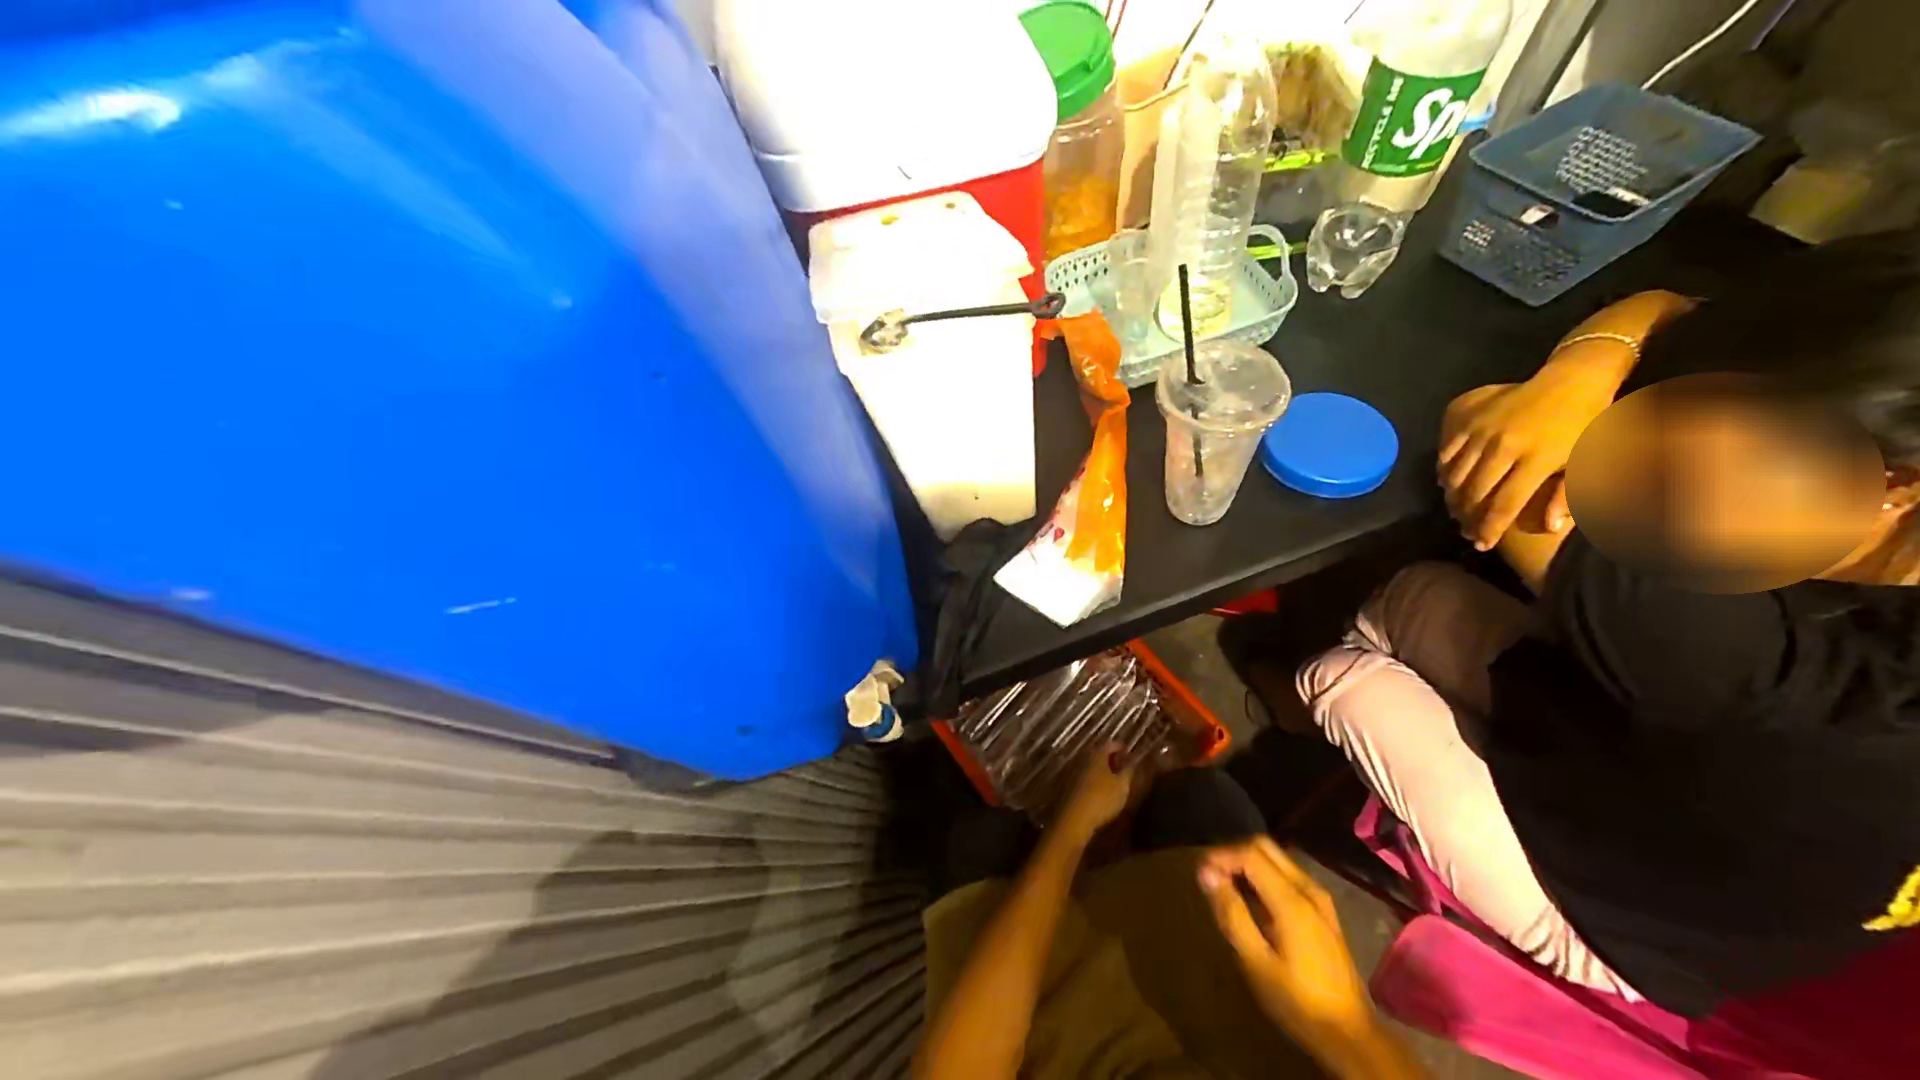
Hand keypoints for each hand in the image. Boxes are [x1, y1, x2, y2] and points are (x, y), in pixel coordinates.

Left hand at [1053, 743, 1133, 842]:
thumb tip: (1132, 761)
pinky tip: (1101, 789)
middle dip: (1111, 758)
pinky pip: (1086, 777)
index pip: (1109, 744)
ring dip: (1103, 769)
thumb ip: (1128, 771)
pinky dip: (1095, 779)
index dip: (1120, 747)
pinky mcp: (1070, 785)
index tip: (1129, 752)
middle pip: (1099, 754)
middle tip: (1123, 765)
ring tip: (1115, 778)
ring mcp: (1074, 772)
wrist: (1075, 818)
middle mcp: (1083, 759)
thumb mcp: (1122, 786)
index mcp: (1096, 755)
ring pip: (1092, 766)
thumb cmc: (1102, 798)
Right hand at [1199, 837, 1374, 1041]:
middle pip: (1265, 847)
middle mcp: (1308, 889)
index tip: (1201, 874)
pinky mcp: (1323, 908)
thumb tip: (1206, 873)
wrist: (1349, 1033)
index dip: (1221, 856)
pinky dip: (1263, 875)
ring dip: (1248, 862)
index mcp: (1292, 901)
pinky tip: (1251, 901)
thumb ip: (1231, 913)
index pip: (1250, 854)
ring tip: (1226, 888)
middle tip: (1212, 877)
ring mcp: (1319, 897)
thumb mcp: (1256, 961)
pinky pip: (1286, 874)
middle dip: (1233, 854)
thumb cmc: (1297, 1000)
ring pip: (1277, 858)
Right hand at [1438, 363, 1614, 548]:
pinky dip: (1443, 470)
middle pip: (1474, 492)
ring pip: (1455, 475)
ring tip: (1456, 510)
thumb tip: (1550, 527)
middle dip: (1467, 516)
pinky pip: (1447, 452)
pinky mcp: (1469, 421)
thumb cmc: (1587, 421)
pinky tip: (1447, 482)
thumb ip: (1568, 494)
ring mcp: (1483, 433)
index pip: (1505, 504)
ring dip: (1453, 497)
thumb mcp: (1589, 459)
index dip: (1490, 527)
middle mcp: (1504, 448)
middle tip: (1466, 530)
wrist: (1573, 378)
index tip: (1481, 544)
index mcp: (1536, 460)